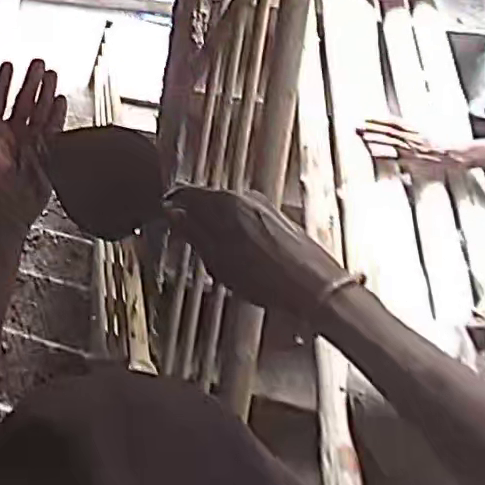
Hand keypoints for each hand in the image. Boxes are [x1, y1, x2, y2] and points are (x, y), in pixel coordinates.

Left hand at [0, 60, 65, 231]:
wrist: (8, 209)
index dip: (4, 82)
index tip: (9, 65)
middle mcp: (12, 133)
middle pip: (23, 101)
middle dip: (30, 82)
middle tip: (37, 63)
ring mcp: (30, 142)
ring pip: (39, 110)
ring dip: (45, 92)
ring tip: (52, 74)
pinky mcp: (46, 152)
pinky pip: (52, 128)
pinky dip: (57, 113)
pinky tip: (60, 99)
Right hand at [164, 187, 353, 320]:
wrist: (319, 292)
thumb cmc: (269, 278)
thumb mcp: (216, 259)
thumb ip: (191, 232)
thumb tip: (172, 213)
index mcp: (225, 201)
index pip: (186, 192)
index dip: (172, 205)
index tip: (165, 217)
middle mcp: (246, 197)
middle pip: (207, 200)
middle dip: (194, 217)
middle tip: (185, 240)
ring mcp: (265, 207)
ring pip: (226, 210)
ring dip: (215, 226)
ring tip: (212, 254)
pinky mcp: (279, 220)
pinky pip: (244, 218)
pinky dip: (234, 232)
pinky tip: (238, 256)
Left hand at [358, 117, 473, 168]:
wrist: (455, 154)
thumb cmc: (439, 143)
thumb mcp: (422, 132)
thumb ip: (408, 130)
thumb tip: (393, 125)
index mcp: (414, 129)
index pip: (393, 122)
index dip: (378, 119)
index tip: (365, 117)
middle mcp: (412, 137)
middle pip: (388, 131)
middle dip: (372, 128)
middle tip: (356, 126)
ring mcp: (411, 148)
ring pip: (390, 142)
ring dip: (375, 139)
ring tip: (362, 136)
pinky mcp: (412, 158)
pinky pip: (396, 156)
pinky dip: (384, 154)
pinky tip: (372, 153)